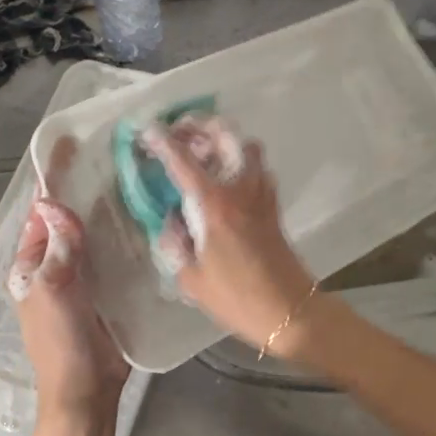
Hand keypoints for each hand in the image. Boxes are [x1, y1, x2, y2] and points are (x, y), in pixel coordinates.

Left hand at [11, 139, 129, 423]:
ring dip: (107, 208)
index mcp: (31, 263)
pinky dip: (124, 234)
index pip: (39, 212)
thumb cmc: (61, 343)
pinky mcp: (107, 289)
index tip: (69, 145)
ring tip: (136, 176)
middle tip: (115, 153)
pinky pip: (113, 254)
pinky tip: (147, 217)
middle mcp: (53, 264)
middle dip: (84, 187)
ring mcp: (81, 276)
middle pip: (67, 217)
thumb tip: (53, 204)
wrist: (86, 390)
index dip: (52, 179)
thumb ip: (55, 249)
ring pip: (92, 233)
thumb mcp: (52, 292)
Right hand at [142, 120, 318, 355]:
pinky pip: (257, 166)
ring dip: (223, 139)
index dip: (161, 140)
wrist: (289, 310)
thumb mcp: (190, 277)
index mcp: (213, 203)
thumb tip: (170, 222)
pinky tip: (226, 179)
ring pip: (245, 145)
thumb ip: (174, 243)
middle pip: (223, 133)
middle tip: (179, 133)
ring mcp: (260, 192)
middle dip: (199, 125)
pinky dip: (240, 159)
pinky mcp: (273, 203)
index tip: (146, 130)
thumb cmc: (235, 297)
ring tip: (202, 152)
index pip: (182, 159)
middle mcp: (239, 187)